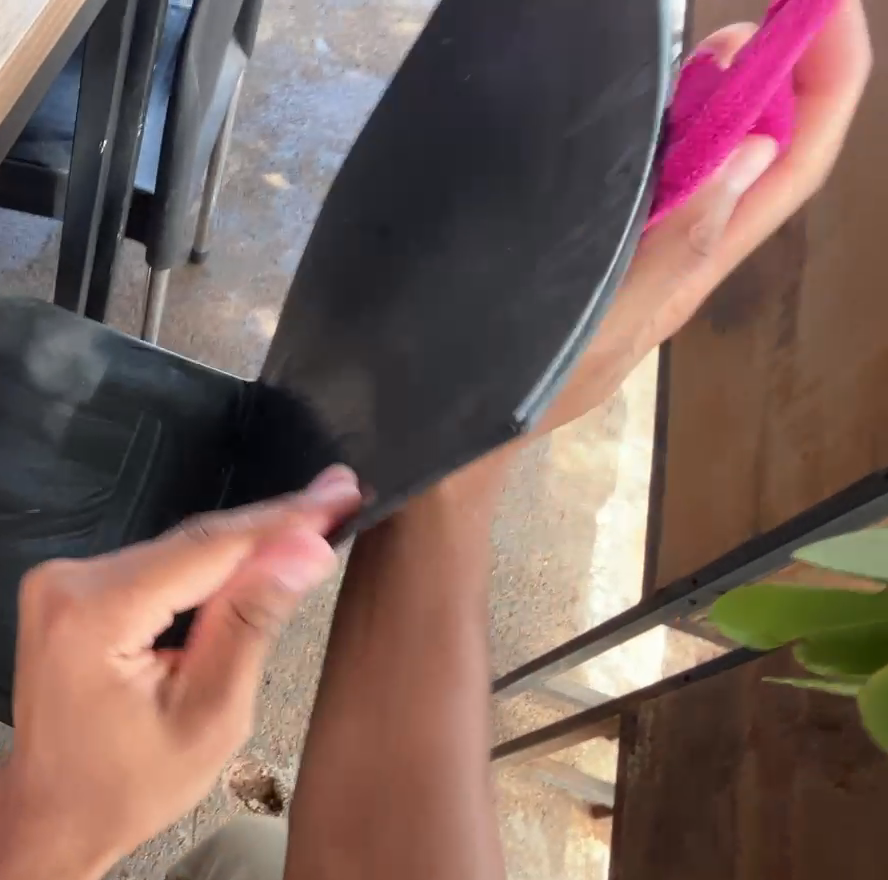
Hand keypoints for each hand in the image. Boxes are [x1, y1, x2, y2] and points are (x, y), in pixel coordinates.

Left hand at [0, 466, 362, 875]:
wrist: (51, 809)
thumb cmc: (131, 785)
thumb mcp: (208, 716)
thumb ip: (249, 623)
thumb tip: (304, 547)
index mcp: (93, 612)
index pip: (204, 549)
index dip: (280, 519)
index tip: (342, 491)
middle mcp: (66, 579)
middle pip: (184, 547)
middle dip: (263, 532)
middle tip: (339, 499)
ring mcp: (56, 581)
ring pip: (167, 556)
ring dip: (231, 555)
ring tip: (307, 531)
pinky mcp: (61, 591)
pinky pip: (144, 571)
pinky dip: (192, 575)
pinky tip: (243, 568)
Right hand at [538, 0, 871, 433]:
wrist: (462, 434)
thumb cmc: (525, 393)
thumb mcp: (605, 331)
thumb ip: (675, 253)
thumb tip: (753, 154)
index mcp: (693, 269)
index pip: (791, 168)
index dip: (822, 87)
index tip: (820, 13)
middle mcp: (675, 257)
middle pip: (756, 160)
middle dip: (770, 84)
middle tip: (734, 32)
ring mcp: (629, 261)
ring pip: (696, 174)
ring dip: (711, 108)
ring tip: (695, 59)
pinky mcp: (583, 265)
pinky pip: (638, 195)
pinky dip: (648, 149)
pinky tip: (622, 132)